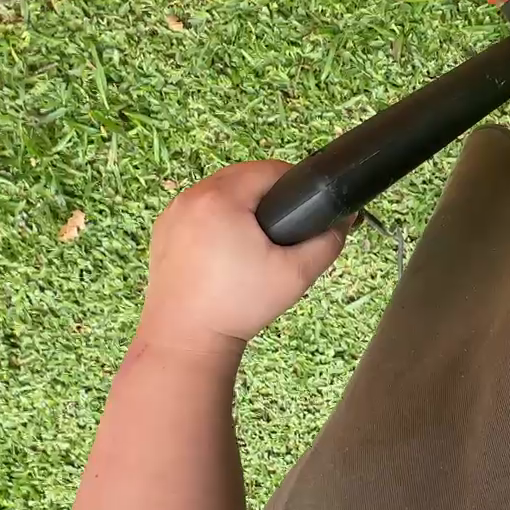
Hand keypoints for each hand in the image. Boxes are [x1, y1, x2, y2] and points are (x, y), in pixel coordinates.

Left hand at [137, 161, 348, 354]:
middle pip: (244, 176)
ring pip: (222, 191)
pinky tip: (234, 245)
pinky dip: (221, 217)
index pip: (270, 170)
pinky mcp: (164, 230)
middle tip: (288, 226)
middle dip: (270, 194)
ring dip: (245, 203)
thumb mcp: (298, 273)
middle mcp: (191, 197)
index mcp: (221, 198)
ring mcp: (173, 213)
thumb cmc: (240, 304)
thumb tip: (345, 218)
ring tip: (262, 236)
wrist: (187, 340)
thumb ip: (329, 240)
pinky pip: (202, 208)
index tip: (306, 210)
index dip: (296, 185)